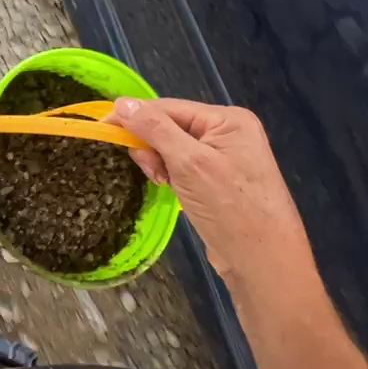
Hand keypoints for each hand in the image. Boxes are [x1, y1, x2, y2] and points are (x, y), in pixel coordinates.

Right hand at [115, 97, 312, 290]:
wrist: (265, 265)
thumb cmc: (230, 209)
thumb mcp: (188, 163)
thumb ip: (154, 128)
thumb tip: (121, 102)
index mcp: (228, 120)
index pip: (168, 107)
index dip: (134, 117)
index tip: (103, 128)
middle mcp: (228, 132)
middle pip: (168, 126)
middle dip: (151, 145)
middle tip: (153, 171)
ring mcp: (225, 157)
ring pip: (171, 147)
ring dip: (158, 162)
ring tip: (163, 183)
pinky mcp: (218, 179)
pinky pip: (181, 165)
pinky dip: (169, 174)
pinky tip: (170, 188)